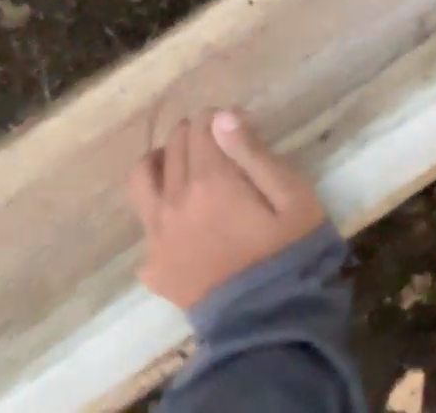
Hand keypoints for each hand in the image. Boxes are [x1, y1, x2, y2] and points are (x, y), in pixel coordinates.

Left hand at [128, 109, 325, 310]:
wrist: (267, 320)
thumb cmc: (290, 249)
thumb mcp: (292, 194)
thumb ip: (254, 152)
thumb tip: (221, 116)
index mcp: (212, 180)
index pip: (201, 126)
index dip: (220, 117)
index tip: (242, 122)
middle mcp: (175, 200)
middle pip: (173, 146)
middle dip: (195, 132)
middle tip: (221, 139)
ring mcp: (157, 235)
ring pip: (143, 178)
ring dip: (163, 160)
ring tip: (185, 163)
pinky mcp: (152, 264)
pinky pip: (144, 221)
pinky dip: (159, 204)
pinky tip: (183, 215)